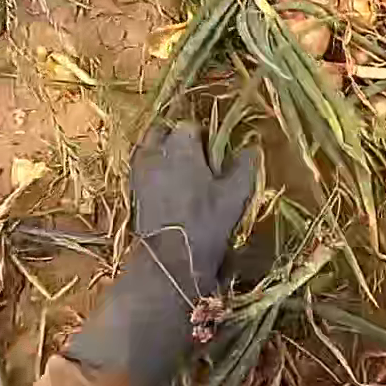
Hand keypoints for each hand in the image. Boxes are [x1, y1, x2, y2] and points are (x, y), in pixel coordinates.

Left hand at [64, 124, 257, 385]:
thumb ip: (244, 164)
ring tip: (180, 166)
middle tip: (195, 153)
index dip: (203, 134)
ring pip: (146, 150)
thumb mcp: (237, 192)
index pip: (189, 126)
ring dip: (160, 151)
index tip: (214, 148)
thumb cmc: (208, 220)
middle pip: (160, 132)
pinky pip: (141, 170)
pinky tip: (169, 185)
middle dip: (175, 137)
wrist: (172, 259)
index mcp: (181, 147)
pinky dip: (152, 170)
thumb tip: (251, 146)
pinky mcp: (133, 194)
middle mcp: (155, 155)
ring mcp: (140, 175)